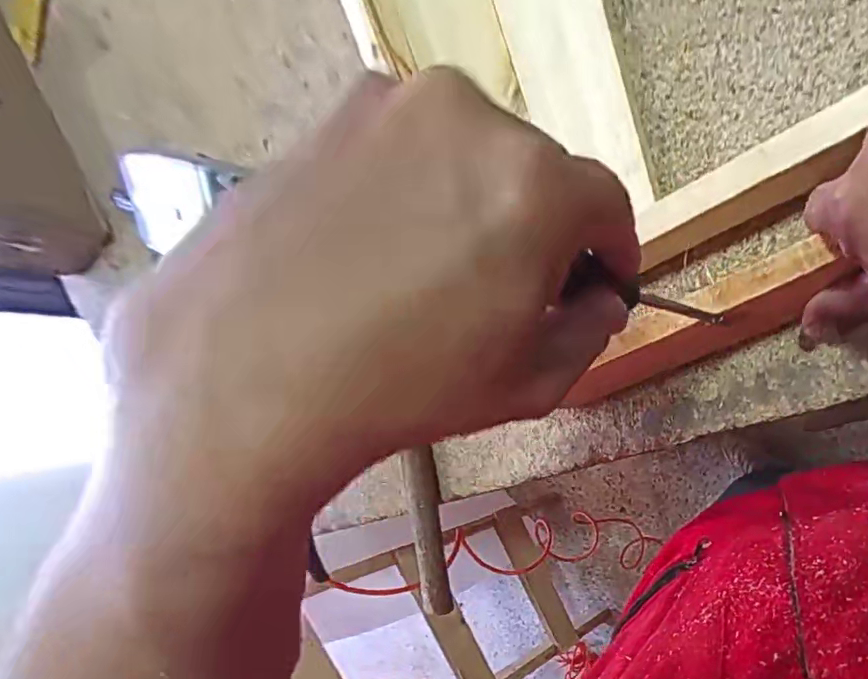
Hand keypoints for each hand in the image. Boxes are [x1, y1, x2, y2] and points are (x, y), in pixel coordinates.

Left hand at [104, 70, 637, 526]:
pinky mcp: (334, 114)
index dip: (616, 250)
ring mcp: (394, 105)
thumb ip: (591, 331)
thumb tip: (600, 301)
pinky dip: (433, 189)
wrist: (251, 368)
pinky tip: (404, 249)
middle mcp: (472, 119)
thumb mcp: (535, 379)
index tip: (604, 286)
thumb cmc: (415, 384)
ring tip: (459, 273)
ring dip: (492, 207)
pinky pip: (418, 149)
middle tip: (531, 291)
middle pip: (546, 174)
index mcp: (536, 186)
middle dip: (553, 231)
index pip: (608, 203)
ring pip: (481, 156)